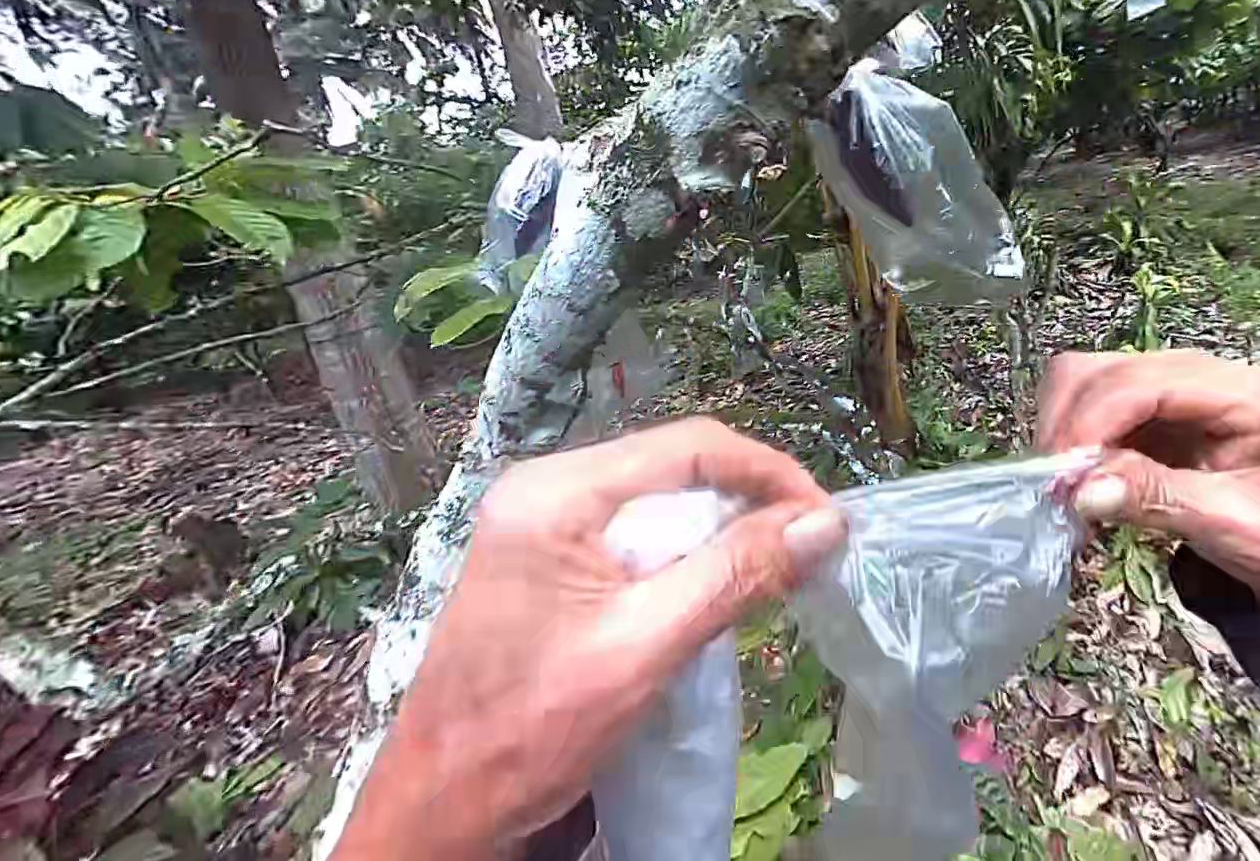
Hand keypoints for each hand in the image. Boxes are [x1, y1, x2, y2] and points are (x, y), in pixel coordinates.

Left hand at [334, 418, 846, 860]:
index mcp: (559, 492)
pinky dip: (696, 535)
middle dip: (752, 490)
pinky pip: (646, 515)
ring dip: (729, 513)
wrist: (436, 812)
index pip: (690, 446)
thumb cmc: (529, 734)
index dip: (767, 470)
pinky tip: (724, 564)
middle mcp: (552, 481)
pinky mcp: (557, 539)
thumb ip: (736, 575)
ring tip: (779, 549)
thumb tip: (824, 524)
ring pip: (667, 485)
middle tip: (808, 534)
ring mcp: (550, 508)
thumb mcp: (644, 648)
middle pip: (679, 458)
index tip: (821, 513)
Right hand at [1037, 351, 1259, 609]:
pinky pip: (1090, 405)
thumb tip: (1081, 491)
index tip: (1062, 476)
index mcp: (1237, 393)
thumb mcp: (1234, 526)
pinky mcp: (1150, 407)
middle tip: (1057, 485)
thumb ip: (1157, 499)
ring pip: (1085, 380)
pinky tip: (1080, 478)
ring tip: (1066, 484)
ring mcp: (1171, 386)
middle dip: (1067, 424)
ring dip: (1063, 428)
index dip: (1090, 422)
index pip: (1139, 384)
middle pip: (1100, 370)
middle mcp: (1198, 374)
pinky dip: (1072, 438)